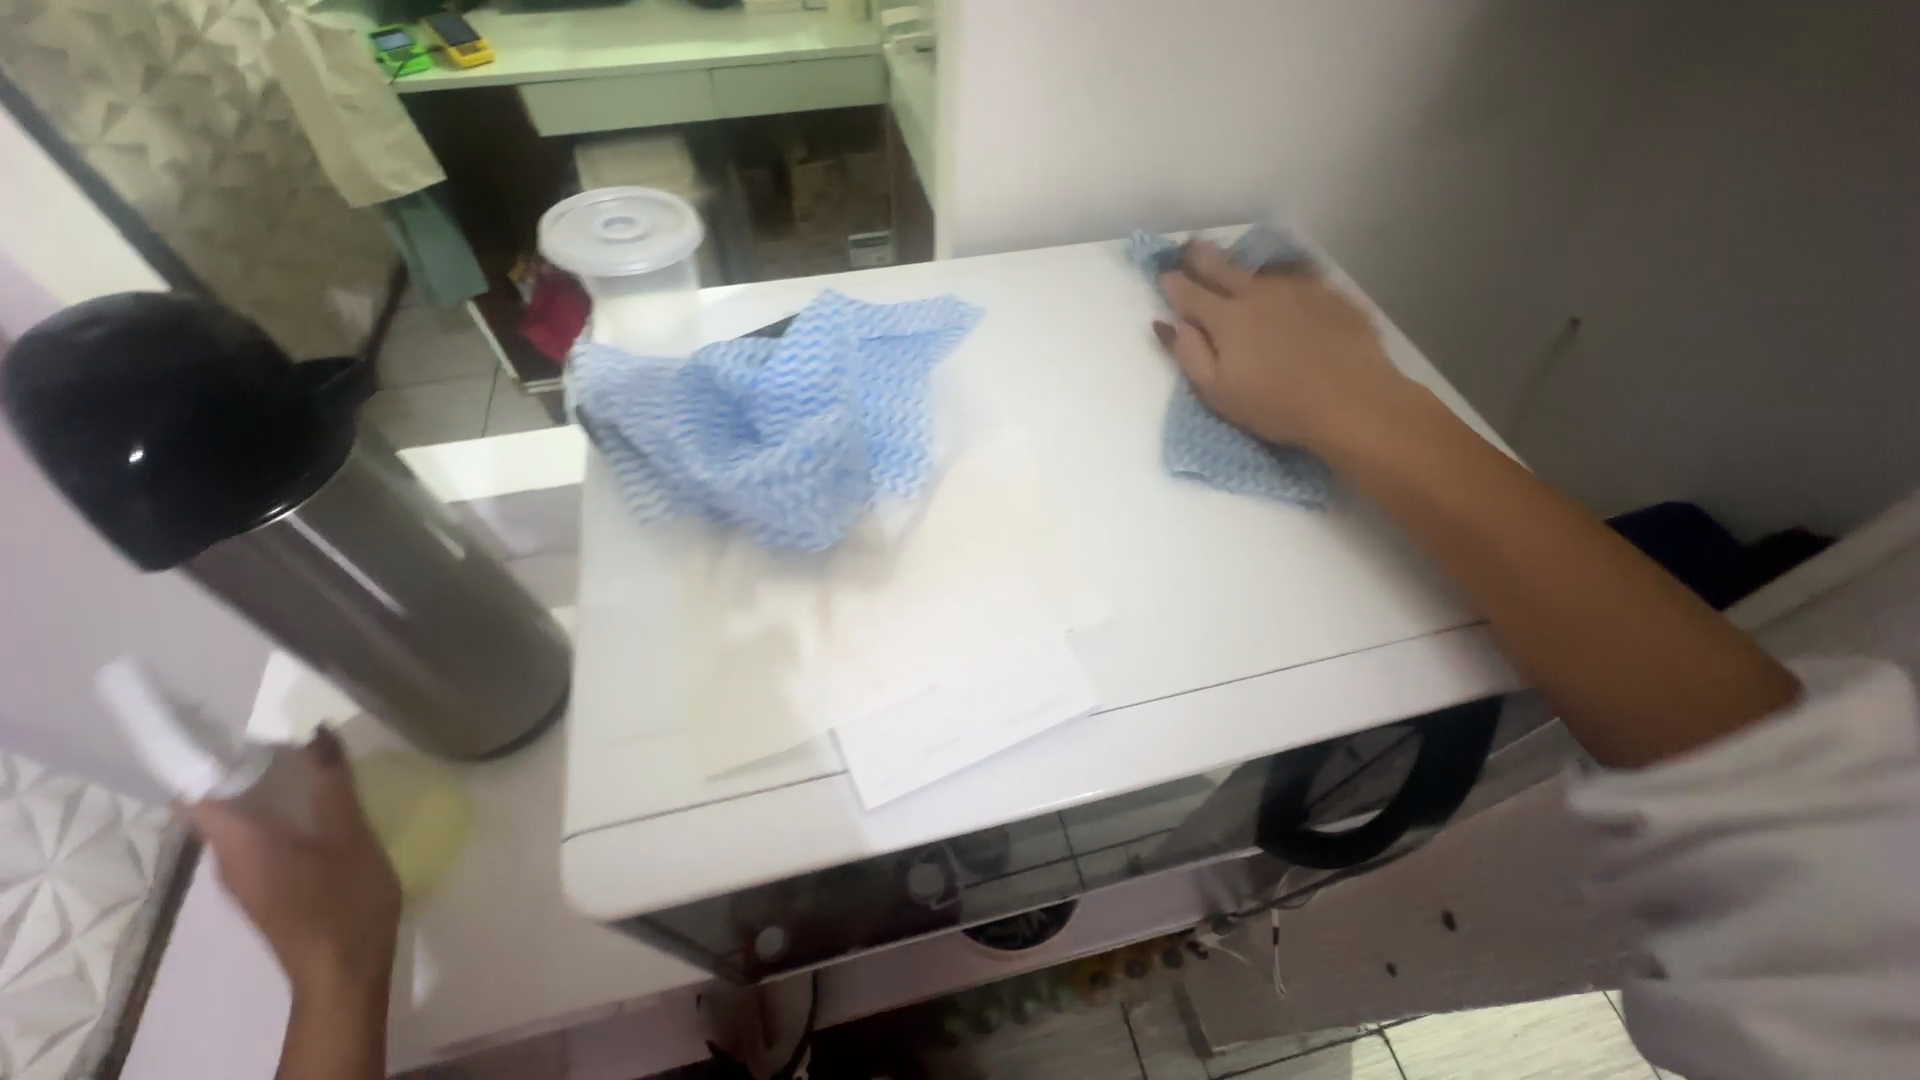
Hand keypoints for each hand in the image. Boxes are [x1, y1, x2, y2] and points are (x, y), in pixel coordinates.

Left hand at [187, 728, 401, 999]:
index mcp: (241, 843)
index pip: (195, 793)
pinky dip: (274, 815)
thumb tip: (317, 733)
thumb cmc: (346, 900)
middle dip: (242, 767)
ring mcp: (245, 878)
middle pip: (215, 804)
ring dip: (261, 791)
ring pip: (237, 822)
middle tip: (285, 735)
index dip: (203, 757)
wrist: (344, 970)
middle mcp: (229, 859)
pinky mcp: (265, 888)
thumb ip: (333, 786)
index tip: (233, 725)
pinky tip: (314, 807)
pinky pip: (255, 839)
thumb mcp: (350, 837)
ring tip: (305, 763)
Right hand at [1153, 240, 1417, 451]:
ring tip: (1237, 268)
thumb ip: (1188, 354)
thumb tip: (1167, 324)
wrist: (1353, 401)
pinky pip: (1296, 277)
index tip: (1164, 275)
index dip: (1172, 283)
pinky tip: (1283, 287)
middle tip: (1190, 247)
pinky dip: (1281, 278)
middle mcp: (1257, 292)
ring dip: (1243, 267)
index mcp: (1225, 318)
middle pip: (1222, 266)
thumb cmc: (1275, 406)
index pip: (1189, 292)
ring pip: (1260, 269)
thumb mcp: (1217, 392)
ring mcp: (1296, 288)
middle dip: (1201, 256)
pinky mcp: (1329, 294)